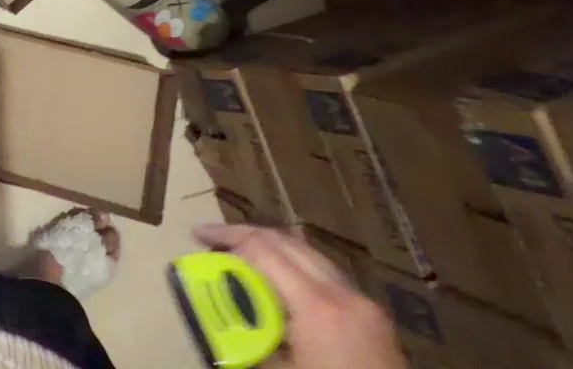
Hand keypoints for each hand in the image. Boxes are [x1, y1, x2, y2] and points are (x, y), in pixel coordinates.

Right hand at [195, 224, 407, 368]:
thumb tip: (222, 314)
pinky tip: (280, 281)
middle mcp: (343, 293)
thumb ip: (249, 337)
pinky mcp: (375, 317)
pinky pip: (328, 275)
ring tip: (241, 255)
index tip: (197, 235)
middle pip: (287, 241)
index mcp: (317, 306)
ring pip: (310, 254)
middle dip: (246, 235)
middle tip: (213, 239)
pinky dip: (298, 267)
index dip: (226, 237)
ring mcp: (364, 303)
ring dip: (273, 248)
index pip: (263, 249)